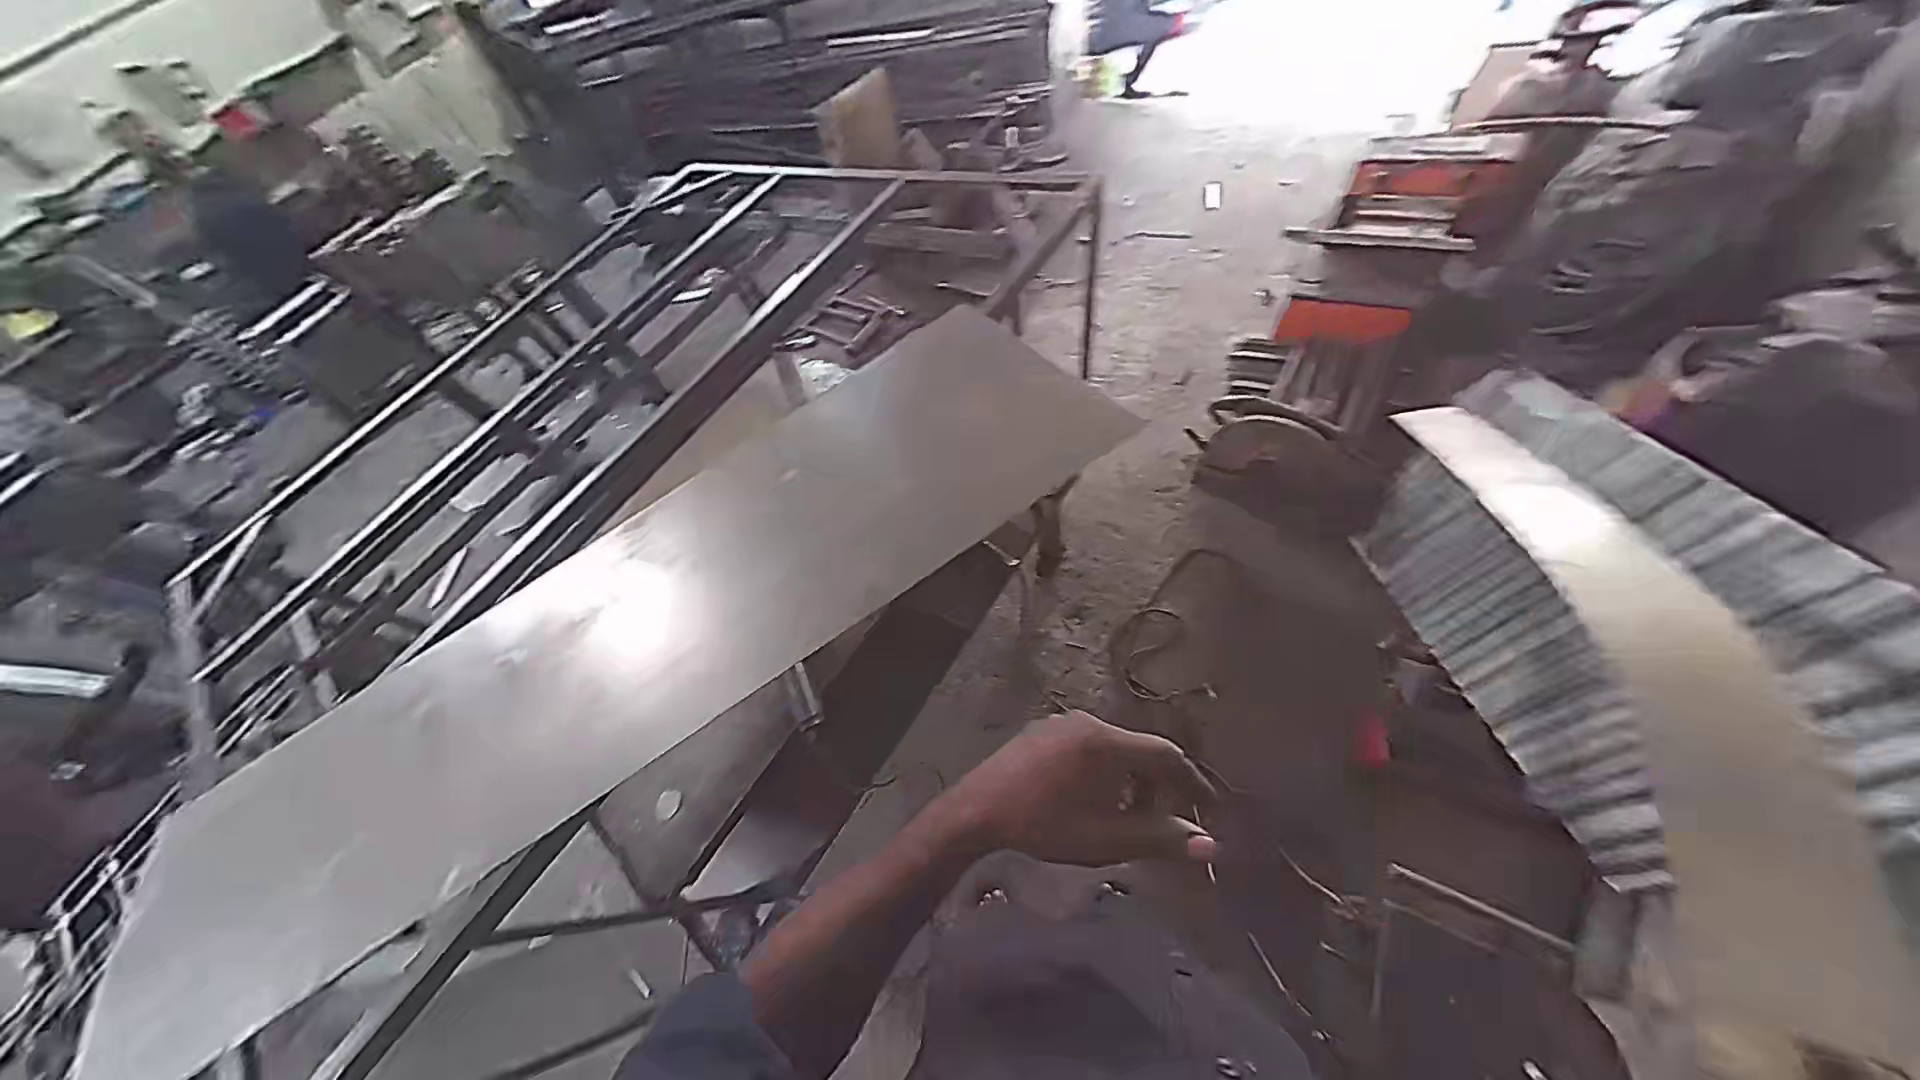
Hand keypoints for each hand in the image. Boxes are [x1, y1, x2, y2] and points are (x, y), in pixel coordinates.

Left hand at [924, 710, 1218, 866]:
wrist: (977, 809)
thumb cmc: (1043, 824)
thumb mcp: (1105, 839)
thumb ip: (1159, 838)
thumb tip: (1208, 844)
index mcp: (1106, 742)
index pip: (1166, 754)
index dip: (1192, 782)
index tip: (1209, 808)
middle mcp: (1086, 722)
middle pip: (1139, 750)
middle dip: (1158, 787)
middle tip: (1162, 823)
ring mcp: (1060, 723)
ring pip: (1113, 748)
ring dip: (1129, 780)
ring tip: (1125, 817)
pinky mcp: (1042, 730)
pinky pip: (1088, 746)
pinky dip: (1103, 771)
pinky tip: (1092, 799)